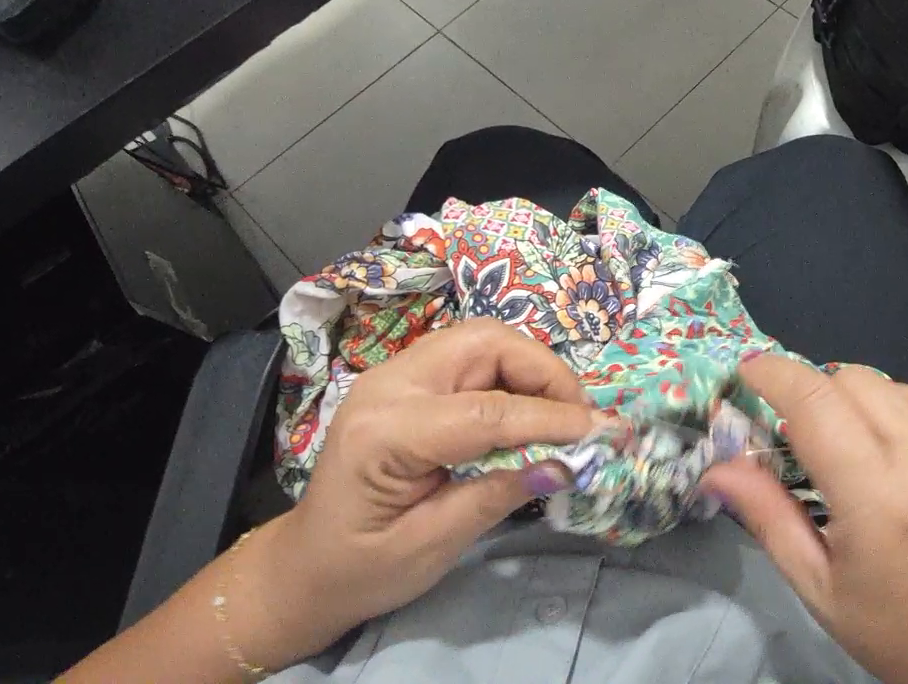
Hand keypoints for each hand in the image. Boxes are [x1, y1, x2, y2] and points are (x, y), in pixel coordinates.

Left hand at [245, 318, 598, 661]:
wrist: (305, 565)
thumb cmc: (361, 568)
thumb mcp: (431, 547)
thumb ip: (497, 496)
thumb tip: (567, 464)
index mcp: (385, 432)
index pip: (485, 411)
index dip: (550, 419)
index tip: (602, 433)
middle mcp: (389, 383)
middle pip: (486, 343)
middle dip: (545, 371)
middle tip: (581, 418)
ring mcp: (397, 372)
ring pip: (484, 339)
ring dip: (532, 368)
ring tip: (562, 414)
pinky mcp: (409, 376)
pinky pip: (473, 355)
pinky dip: (513, 374)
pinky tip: (530, 409)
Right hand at [702, 356, 907, 683]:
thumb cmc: (902, 638)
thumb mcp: (821, 589)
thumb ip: (767, 516)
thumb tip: (717, 464)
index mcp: (880, 501)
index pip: (815, 402)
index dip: (775, 374)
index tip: (750, 370)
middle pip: (856, 379)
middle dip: (819, 392)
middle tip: (807, 432)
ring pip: (899, 388)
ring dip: (866, 406)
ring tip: (863, 452)